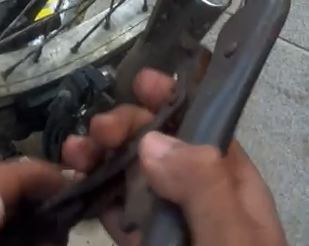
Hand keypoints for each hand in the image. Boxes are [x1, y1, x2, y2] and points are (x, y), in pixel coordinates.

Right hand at [60, 69, 287, 245]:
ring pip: (139, 180)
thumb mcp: (233, 244)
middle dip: (129, 128)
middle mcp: (205, 202)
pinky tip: (80, 190)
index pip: (206, 125)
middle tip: (95, 132)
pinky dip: (102, 200)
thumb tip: (155, 138)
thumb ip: (202, 189)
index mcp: (234, 189)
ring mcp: (177, 231)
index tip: (139, 80)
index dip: (176, 96)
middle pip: (165, 148)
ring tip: (74, 154)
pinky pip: (126, 219)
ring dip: (107, 158)